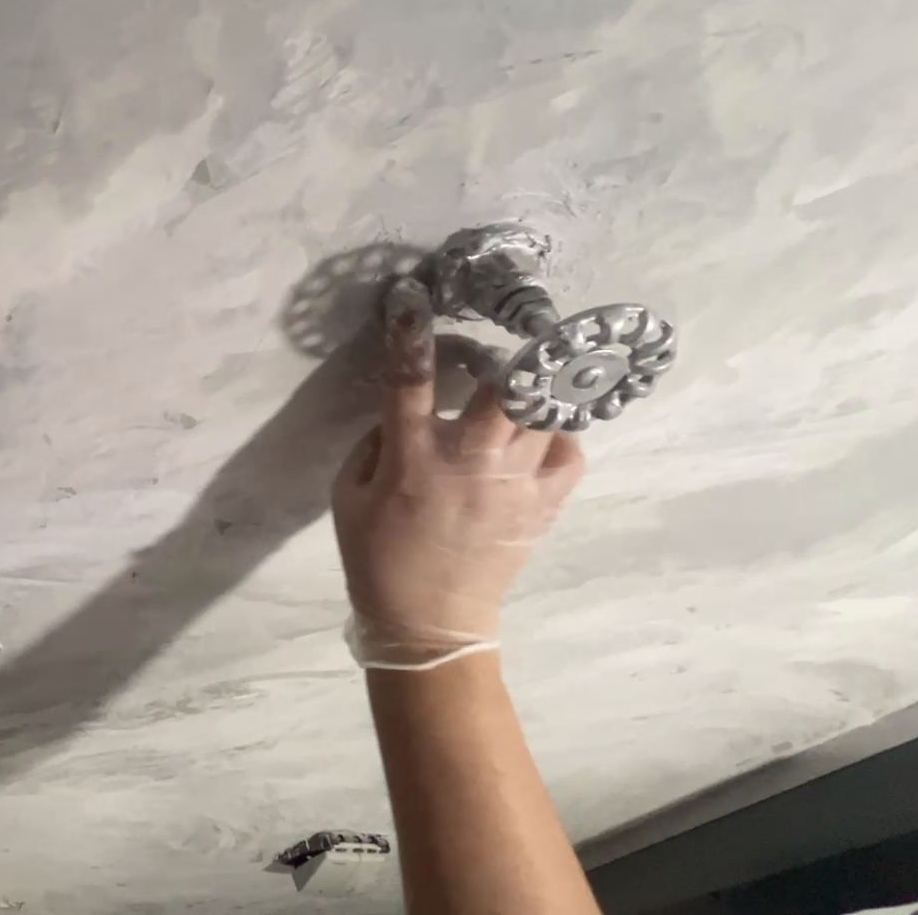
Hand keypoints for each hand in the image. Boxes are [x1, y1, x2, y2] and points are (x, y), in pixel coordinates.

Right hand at [331, 278, 583, 669]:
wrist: (430, 620)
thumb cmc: (375, 554)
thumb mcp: (349, 494)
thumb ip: (374, 445)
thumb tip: (404, 414)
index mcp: (411, 459)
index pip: (407, 381)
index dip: (409, 333)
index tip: (411, 296)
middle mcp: (468, 463)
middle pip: (507, 388)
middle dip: (515, 351)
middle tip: (512, 332)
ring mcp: (514, 484)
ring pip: (546, 413)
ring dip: (534, 388)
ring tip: (524, 377)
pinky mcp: (544, 505)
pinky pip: (569, 449)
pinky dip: (557, 431)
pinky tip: (536, 432)